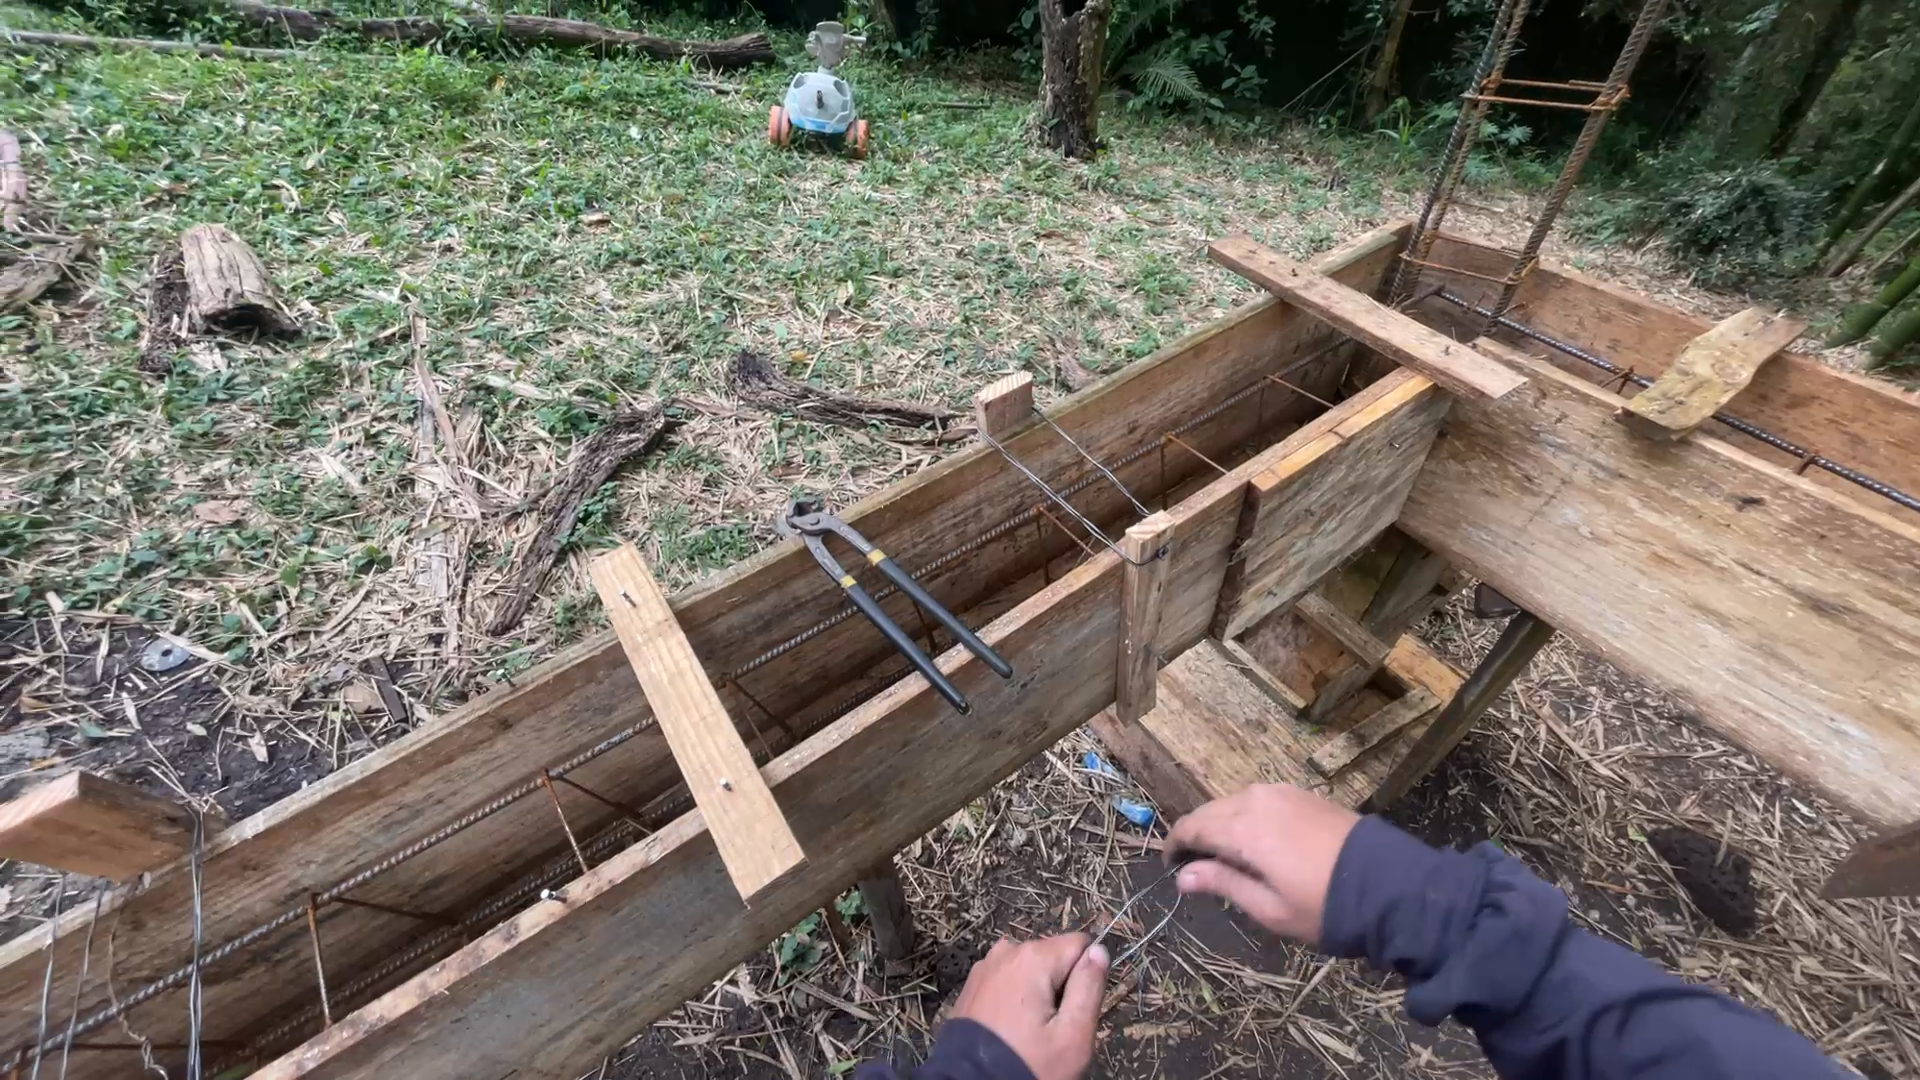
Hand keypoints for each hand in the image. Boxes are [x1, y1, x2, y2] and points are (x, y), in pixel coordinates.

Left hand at [950, 934, 1109, 1079]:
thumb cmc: (1027, 1065)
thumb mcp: (1072, 1037)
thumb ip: (1089, 988)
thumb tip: (1099, 949)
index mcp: (1033, 956)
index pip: (1080, 945)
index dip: (1087, 977)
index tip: (1075, 1011)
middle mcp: (1008, 949)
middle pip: (1054, 956)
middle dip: (1061, 987)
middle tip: (1053, 1030)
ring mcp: (987, 964)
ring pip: (1031, 968)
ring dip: (1038, 993)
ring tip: (1030, 1033)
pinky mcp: (974, 982)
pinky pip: (1009, 979)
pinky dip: (1016, 997)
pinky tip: (1010, 1028)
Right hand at [1166, 783, 1360, 944]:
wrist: (1393, 887)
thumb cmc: (1325, 906)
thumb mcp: (1270, 909)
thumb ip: (1223, 885)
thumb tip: (1182, 876)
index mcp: (1242, 830)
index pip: (1192, 827)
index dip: (1174, 844)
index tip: (1170, 865)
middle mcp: (1254, 801)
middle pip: (1208, 811)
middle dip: (1195, 833)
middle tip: (1194, 862)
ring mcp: (1278, 792)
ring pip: (1231, 802)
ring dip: (1219, 822)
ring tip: (1224, 852)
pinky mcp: (1298, 793)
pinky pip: (1256, 799)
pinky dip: (1243, 815)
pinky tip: (1253, 837)